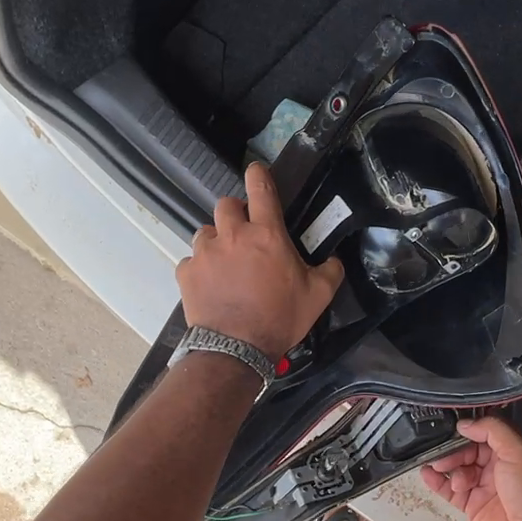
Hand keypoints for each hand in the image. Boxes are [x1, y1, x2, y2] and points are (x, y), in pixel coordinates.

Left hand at [176, 162, 344, 357]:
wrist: (237, 349)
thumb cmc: (280, 319)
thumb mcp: (318, 296)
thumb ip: (330, 272)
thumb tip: (335, 261)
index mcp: (266, 234)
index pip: (260, 188)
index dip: (258, 174)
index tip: (256, 171)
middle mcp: (232, 235)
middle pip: (226, 204)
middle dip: (235, 213)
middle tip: (244, 233)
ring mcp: (205, 253)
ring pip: (205, 231)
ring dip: (216, 241)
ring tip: (225, 263)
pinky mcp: (186, 273)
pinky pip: (191, 261)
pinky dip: (199, 269)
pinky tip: (210, 285)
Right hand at [421, 417, 521, 520]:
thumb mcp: (519, 451)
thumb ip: (493, 430)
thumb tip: (468, 423)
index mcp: (514, 451)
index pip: (485, 433)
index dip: (468, 431)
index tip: (453, 430)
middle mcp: (500, 467)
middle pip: (468, 451)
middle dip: (453, 451)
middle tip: (443, 455)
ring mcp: (485, 487)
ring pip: (457, 469)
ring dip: (446, 466)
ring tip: (440, 469)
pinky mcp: (473, 506)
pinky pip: (449, 490)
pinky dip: (436, 481)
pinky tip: (428, 475)